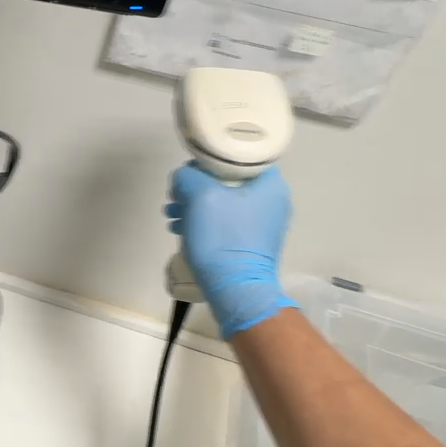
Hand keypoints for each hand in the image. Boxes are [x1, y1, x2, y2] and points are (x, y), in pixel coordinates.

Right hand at [165, 163, 296, 337]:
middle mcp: (272, 202)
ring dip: (196, 206)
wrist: (235, 288)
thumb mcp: (200, 196)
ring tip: (173, 216)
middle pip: (228, 181)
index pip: (238, 157)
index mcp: (270, 185)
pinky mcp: (251, 243)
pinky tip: (183, 230)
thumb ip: (188, 176)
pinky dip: (204, 222)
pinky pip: (225, 222)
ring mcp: (263, 224)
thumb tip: (184, 178)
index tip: (189, 172)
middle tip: (175, 197)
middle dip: (197, 187)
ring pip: (223, 203)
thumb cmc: (221, 237)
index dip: (209, 160)